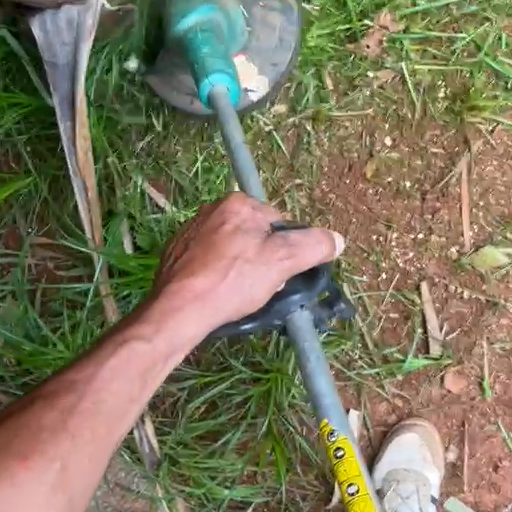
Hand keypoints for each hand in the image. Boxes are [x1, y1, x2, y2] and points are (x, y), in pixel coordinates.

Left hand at [148, 193, 342, 340]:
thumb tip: (336, 240)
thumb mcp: (283, 262)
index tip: (278, 274)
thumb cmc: (232, 281)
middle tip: (258, 286)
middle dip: (260, 259)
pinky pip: (207, 261)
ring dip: (238, 268)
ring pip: (230, 249)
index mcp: (237, 203)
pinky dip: (215, 275)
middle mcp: (211, 209)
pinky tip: (215, 293)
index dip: (284, 252)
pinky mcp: (175, 253)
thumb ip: (313, 246)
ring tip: (236, 293)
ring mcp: (189, 231)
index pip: (277, 223)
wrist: (180, 308)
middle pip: (253, 235)